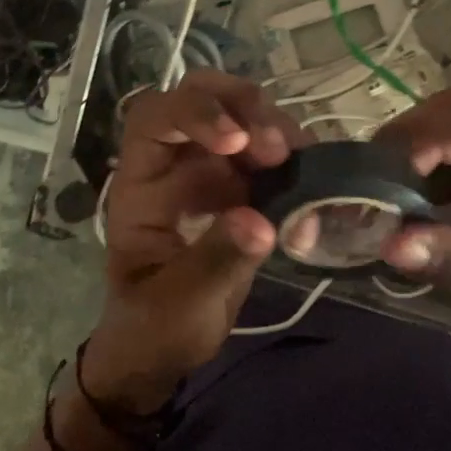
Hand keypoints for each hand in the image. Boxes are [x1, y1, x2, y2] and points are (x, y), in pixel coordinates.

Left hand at [83, 72, 300, 411]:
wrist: (161, 353)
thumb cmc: (156, 327)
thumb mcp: (182, 304)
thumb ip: (218, 260)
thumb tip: (260, 220)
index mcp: (140, 185)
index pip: (154, 120)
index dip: (195, 114)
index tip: (239, 141)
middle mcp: (171, 166)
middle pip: (196, 98)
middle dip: (240, 105)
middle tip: (279, 145)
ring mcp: (204, 173)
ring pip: (237, 119)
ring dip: (273, 131)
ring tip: (302, 164)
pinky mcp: (235, 189)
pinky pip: (263, 156)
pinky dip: (291, 165)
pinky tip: (310, 193)